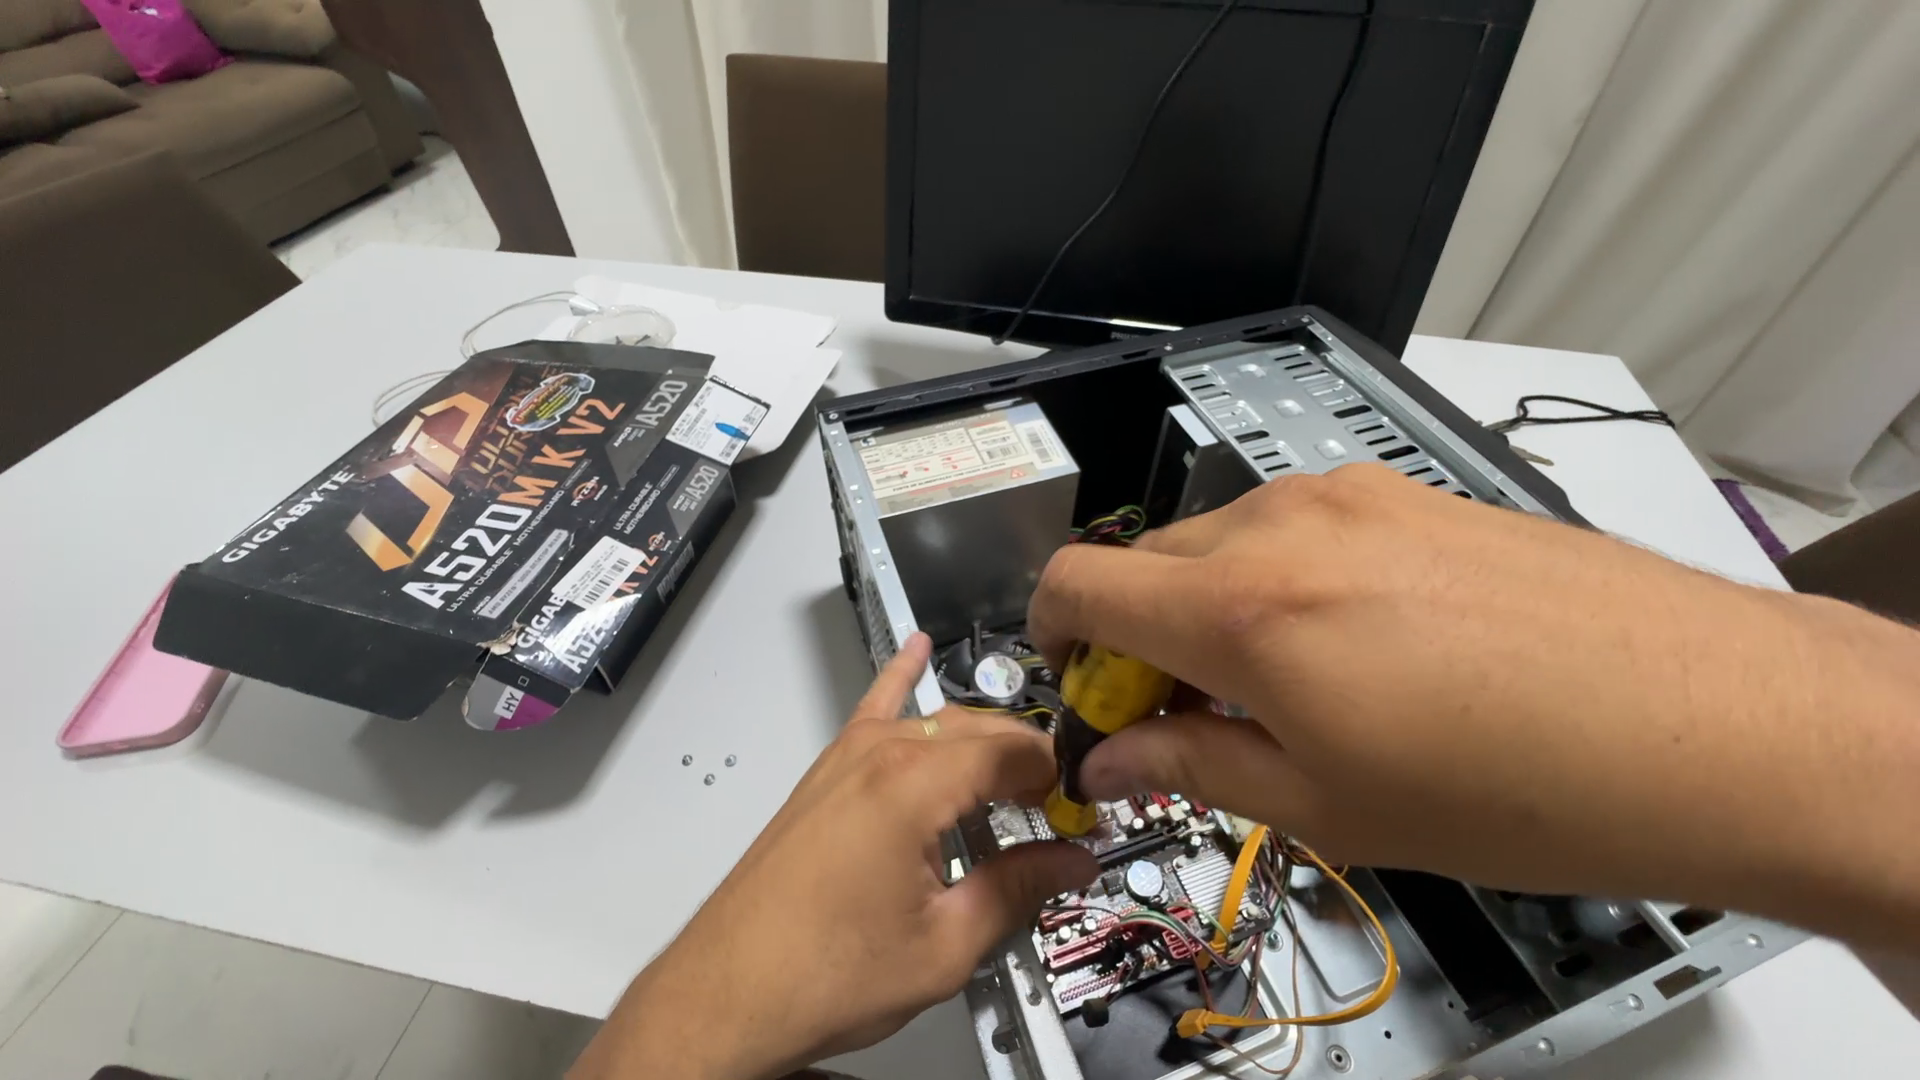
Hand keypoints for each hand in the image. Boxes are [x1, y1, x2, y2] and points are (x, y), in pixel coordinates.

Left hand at [571, 634, 1097, 1079]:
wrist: (728, 992)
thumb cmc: (836, 974)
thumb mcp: (944, 945)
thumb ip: (1018, 890)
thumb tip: (1078, 861)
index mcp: (916, 784)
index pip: (1012, 750)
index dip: (1056, 776)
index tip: (1082, 810)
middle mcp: (884, 748)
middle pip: (978, 729)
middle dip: (1026, 761)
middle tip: (1056, 810)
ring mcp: (849, 752)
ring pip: (936, 721)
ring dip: (981, 742)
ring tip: (1015, 780)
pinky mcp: (828, 769)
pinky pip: (873, 706)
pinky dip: (900, 675)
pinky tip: (916, 646)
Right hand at [1028, 465, 1919, 945]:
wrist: (1721, 723)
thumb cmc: (1525, 784)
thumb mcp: (1322, 805)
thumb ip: (1188, 766)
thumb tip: (1111, 762)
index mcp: (1243, 609)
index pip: (1077, 585)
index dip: (1051, 634)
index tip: (1080, 682)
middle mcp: (1278, 527)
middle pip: (1139, 564)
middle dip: (1133, 637)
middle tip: (1179, 709)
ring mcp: (1340, 496)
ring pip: (1211, 544)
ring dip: (1205, 609)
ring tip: (1275, 684)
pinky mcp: (1393, 491)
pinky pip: (1284, 528)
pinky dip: (1269, 580)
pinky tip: (1340, 642)